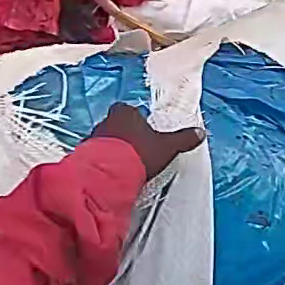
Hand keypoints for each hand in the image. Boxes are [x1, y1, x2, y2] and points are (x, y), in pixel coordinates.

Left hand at [90, 104, 204, 177]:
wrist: (110, 173)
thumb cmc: (137, 153)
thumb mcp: (167, 146)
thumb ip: (183, 139)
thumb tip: (199, 133)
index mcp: (126, 113)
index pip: (130, 110)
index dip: (137, 120)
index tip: (145, 131)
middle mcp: (107, 121)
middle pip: (117, 124)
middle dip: (125, 135)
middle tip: (137, 149)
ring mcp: (94, 137)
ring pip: (105, 140)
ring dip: (113, 149)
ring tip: (125, 163)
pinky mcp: (86, 154)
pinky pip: (96, 156)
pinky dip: (104, 162)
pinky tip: (114, 172)